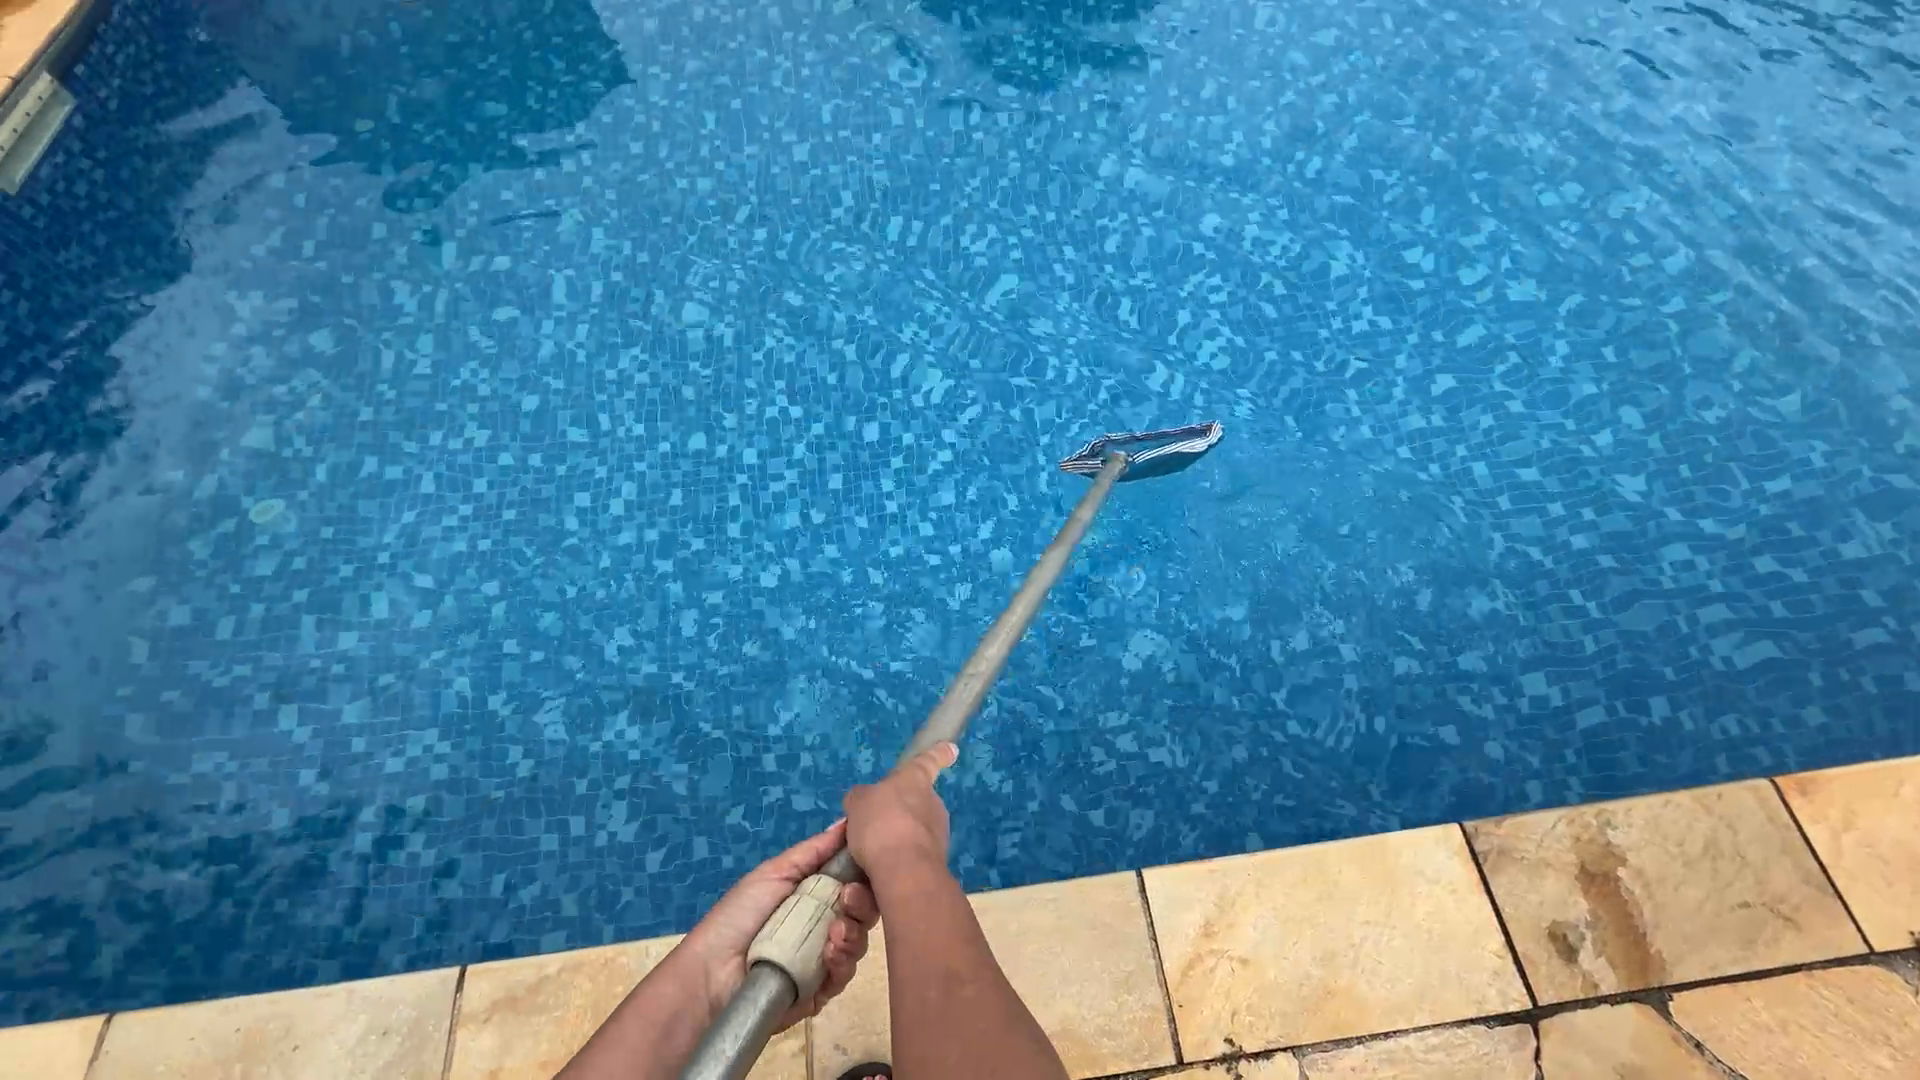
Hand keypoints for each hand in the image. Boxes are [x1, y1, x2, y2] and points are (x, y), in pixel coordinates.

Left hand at [678, 821, 879, 1030]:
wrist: (712, 974)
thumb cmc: (739, 916)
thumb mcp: (774, 873)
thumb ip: (814, 850)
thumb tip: (847, 822)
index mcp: (813, 895)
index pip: (852, 882)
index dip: (864, 873)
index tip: (868, 862)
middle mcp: (822, 925)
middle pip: (862, 911)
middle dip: (863, 901)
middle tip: (848, 897)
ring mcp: (823, 959)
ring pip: (858, 942)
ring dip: (853, 931)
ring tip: (835, 931)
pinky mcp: (821, 991)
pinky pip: (845, 974)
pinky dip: (843, 961)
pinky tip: (829, 953)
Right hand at [844, 741, 957, 888]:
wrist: (904, 871)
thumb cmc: (881, 823)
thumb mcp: (858, 802)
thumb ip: (862, 798)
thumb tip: (865, 801)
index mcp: (916, 780)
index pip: (929, 760)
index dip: (938, 753)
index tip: (951, 748)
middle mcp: (933, 803)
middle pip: (915, 803)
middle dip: (896, 814)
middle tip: (870, 827)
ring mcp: (938, 833)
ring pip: (912, 833)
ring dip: (894, 841)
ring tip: (866, 856)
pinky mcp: (936, 861)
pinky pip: (910, 857)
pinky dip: (895, 863)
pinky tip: (874, 874)